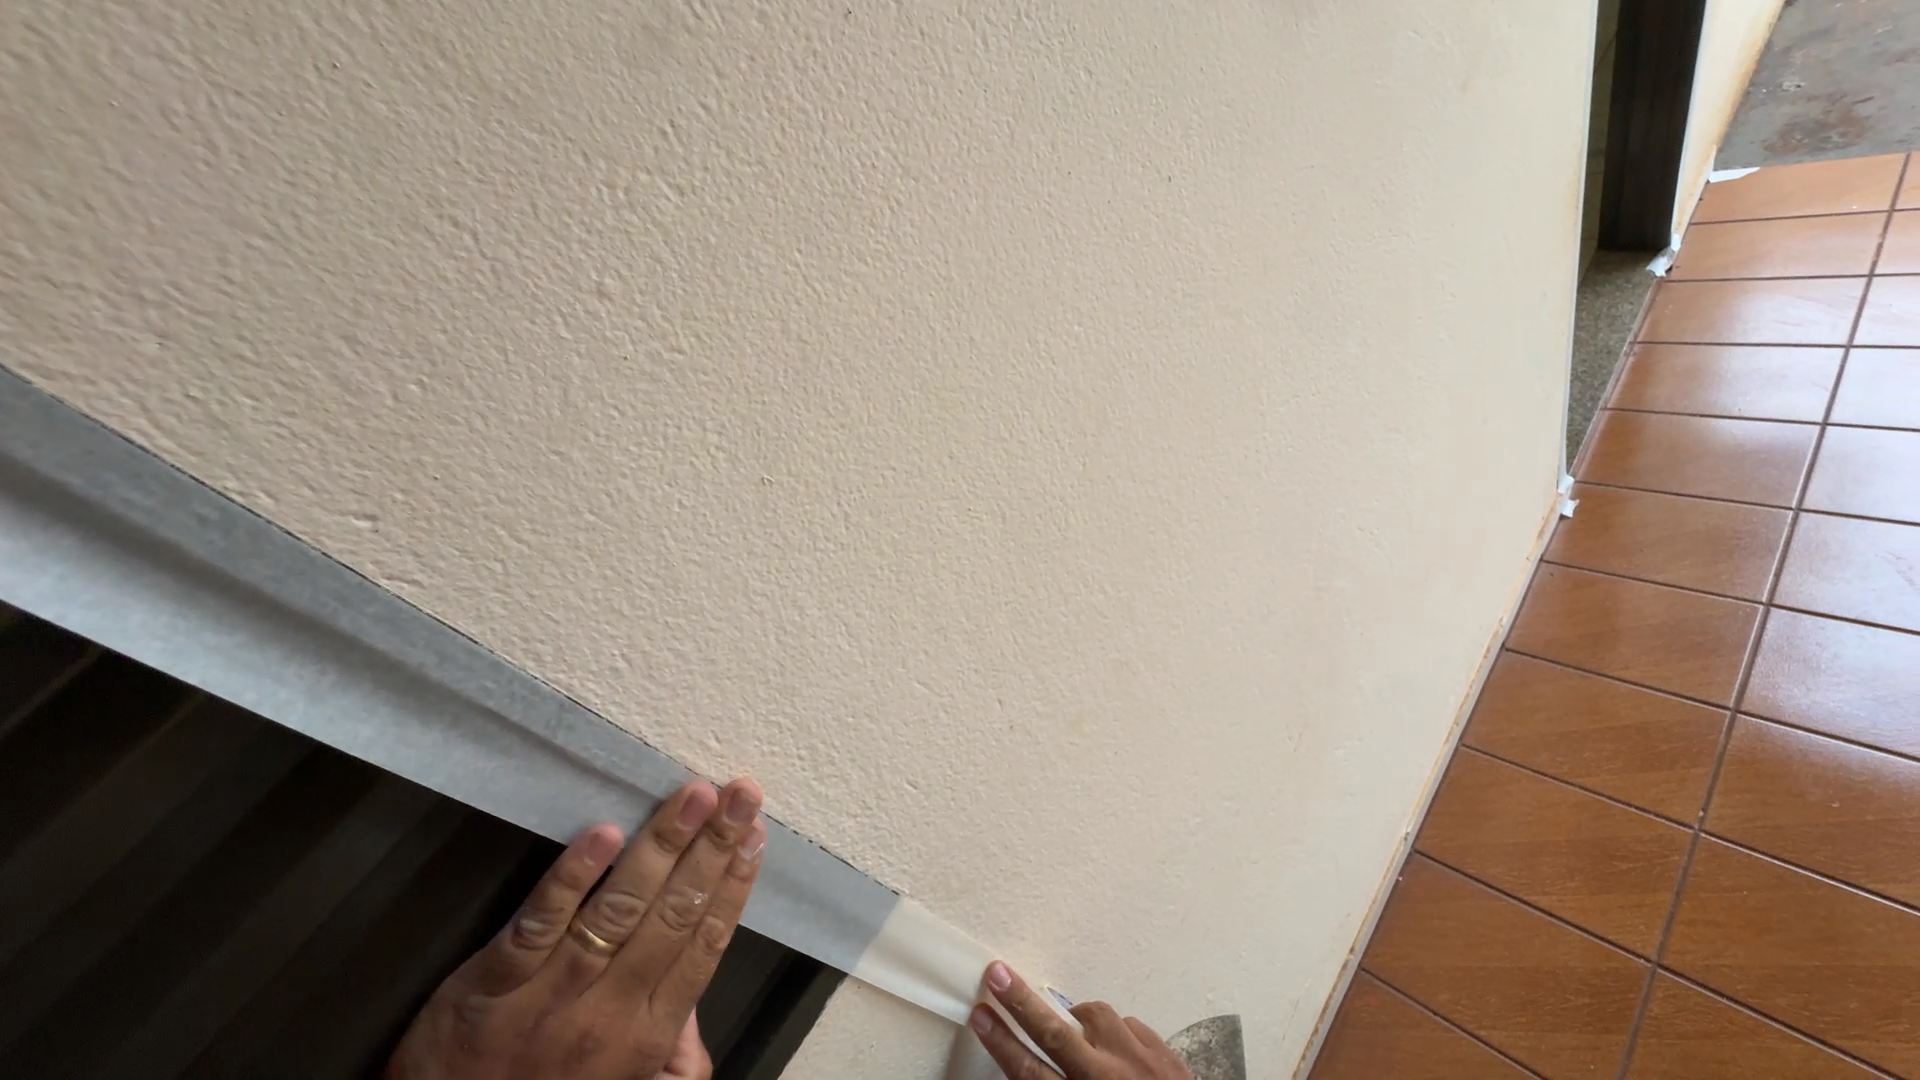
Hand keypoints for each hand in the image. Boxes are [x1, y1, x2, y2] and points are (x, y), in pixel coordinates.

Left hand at [386, 778, 767, 1079]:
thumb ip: (677, 1048)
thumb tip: (703, 992)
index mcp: (650, 1033)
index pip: (707, 943)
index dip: (735, 883)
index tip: (755, 832)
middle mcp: (612, 1012)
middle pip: (676, 914)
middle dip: (715, 846)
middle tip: (741, 793)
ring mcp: (552, 996)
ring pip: (620, 909)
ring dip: (664, 845)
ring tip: (695, 796)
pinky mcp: (492, 983)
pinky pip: (539, 924)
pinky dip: (572, 878)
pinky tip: (604, 836)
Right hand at [970, 961, 1189, 1079]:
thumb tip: (1034, 1067)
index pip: (1030, 1072)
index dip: (1001, 1042)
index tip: (980, 1013)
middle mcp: (1107, 1079)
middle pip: (1054, 1032)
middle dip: (1021, 1002)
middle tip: (997, 973)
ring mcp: (1140, 1062)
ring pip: (1097, 1017)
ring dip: (1084, 1022)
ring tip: (1085, 1040)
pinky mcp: (1166, 1053)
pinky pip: (1131, 1026)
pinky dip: (1120, 1035)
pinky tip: (1122, 1054)